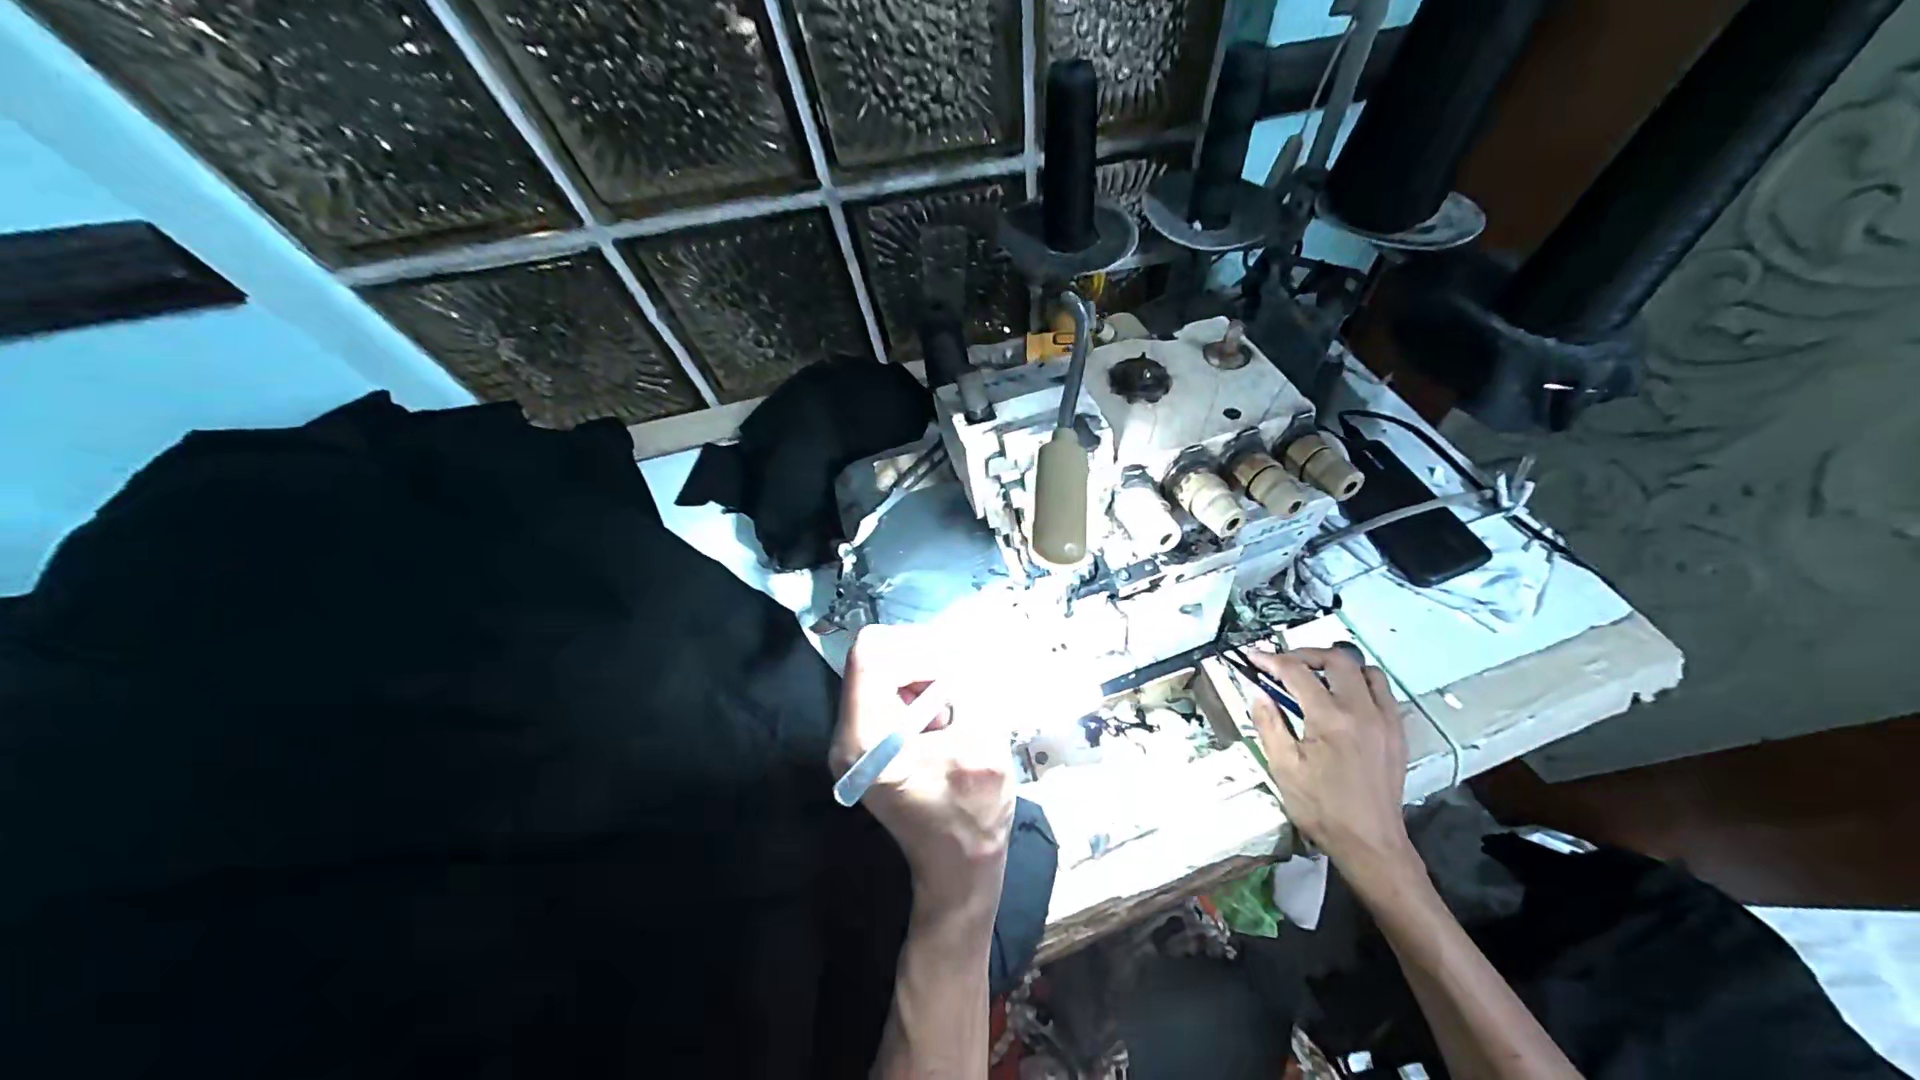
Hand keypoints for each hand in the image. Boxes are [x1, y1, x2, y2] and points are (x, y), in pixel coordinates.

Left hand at [830, 623, 1014, 911]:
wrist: (956, 865)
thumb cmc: (972, 815)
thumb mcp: (983, 744)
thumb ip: (970, 689)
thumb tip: (961, 650)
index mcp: (866, 739)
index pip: (870, 656)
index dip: (915, 649)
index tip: (951, 672)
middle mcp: (847, 733)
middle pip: (872, 653)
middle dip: (920, 657)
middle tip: (956, 684)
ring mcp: (852, 735)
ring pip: (880, 664)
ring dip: (921, 671)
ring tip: (949, 706)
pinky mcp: (866, 736)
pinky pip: (886, 685)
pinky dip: (918, 685)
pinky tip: (941, 713)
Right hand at [1243, 647, 1419, 884]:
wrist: (1370, 842)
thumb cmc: (1322, 808)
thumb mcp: (1283, 767)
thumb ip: (1269, 723)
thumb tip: (1259, 694)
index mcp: (1330, 719)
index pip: (1297, 672)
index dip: (1271, 660)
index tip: (1255, 658)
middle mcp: (1363, 712)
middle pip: (1337, 659)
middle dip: (1306, 654)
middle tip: (1284, 663)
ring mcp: (1385, 720)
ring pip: (1366, 669)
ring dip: (1338, 665)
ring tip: (1315, 676)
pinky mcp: (1397, 732)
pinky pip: (1382, 691)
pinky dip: (1360, 683)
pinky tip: (1342, 698)